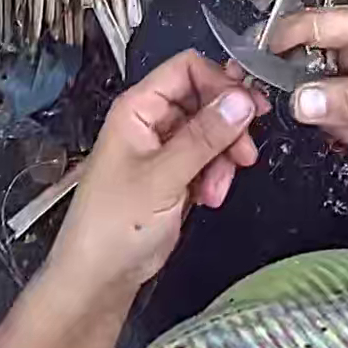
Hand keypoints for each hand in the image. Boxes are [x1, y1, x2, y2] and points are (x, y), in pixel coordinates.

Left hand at [45, 50, 268, 296]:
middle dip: (227, 127)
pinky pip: (208, 158)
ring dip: (223, 158)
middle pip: (205, 100)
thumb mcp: (163, 177)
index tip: (248, 108)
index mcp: (138, 108)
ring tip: (217, 188)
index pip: (187, 69)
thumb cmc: (113, 226)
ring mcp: (164, 147)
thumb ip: (204, 137)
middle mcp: (151, 121)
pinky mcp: (175, 173)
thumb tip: (241, 100)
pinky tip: (209, 197)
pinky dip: (216, 175)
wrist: (99, 277)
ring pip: (211, 131)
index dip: (220, 83)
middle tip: (244, 153)